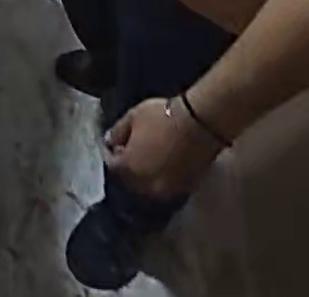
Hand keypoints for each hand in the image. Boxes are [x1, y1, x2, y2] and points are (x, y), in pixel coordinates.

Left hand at [101, 98, 221, 198]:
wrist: (198, 125)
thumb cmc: (161, 117)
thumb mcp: (132, 117)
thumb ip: (118, 131)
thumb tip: (110, 140)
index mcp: (131, 167)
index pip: (113, 166)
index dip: (110, 153)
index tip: (112, 143)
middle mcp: (148, 185)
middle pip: (130, 180)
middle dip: (126, 166)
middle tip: (128, 150)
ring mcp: (169, 190)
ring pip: (148, 186)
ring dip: (143, 174)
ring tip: (145, 157)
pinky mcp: (186, 190)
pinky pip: (166, 187)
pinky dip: (160, 178)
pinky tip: (162, 163)